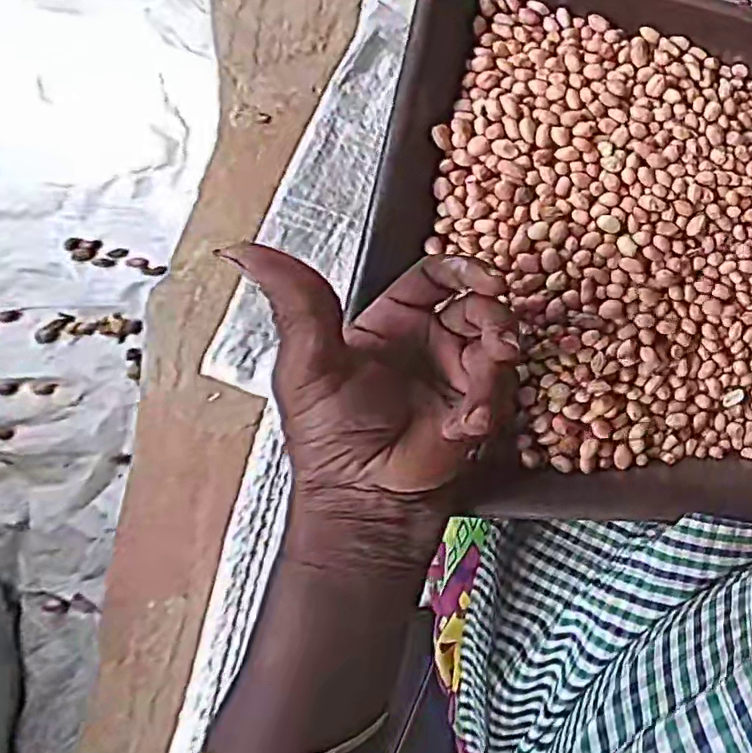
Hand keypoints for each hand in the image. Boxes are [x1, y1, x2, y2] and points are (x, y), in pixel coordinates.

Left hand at [217, 244, 520, 576]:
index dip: (465, 270)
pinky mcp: (485, 402)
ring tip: (484, 380)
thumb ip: (298, 305)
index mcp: (394, 323)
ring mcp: (462, 371)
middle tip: (497, 339)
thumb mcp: (307, 366)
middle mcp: (434, 341)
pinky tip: (467, 422)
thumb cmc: (330, 439)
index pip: (436, 278)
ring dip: (501, 357)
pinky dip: (490, 401)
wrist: (366, 500)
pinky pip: (503, 386)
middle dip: (496, 317)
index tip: (485, 280)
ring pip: (502, 341)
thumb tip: (247, 252)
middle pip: (480, 305)